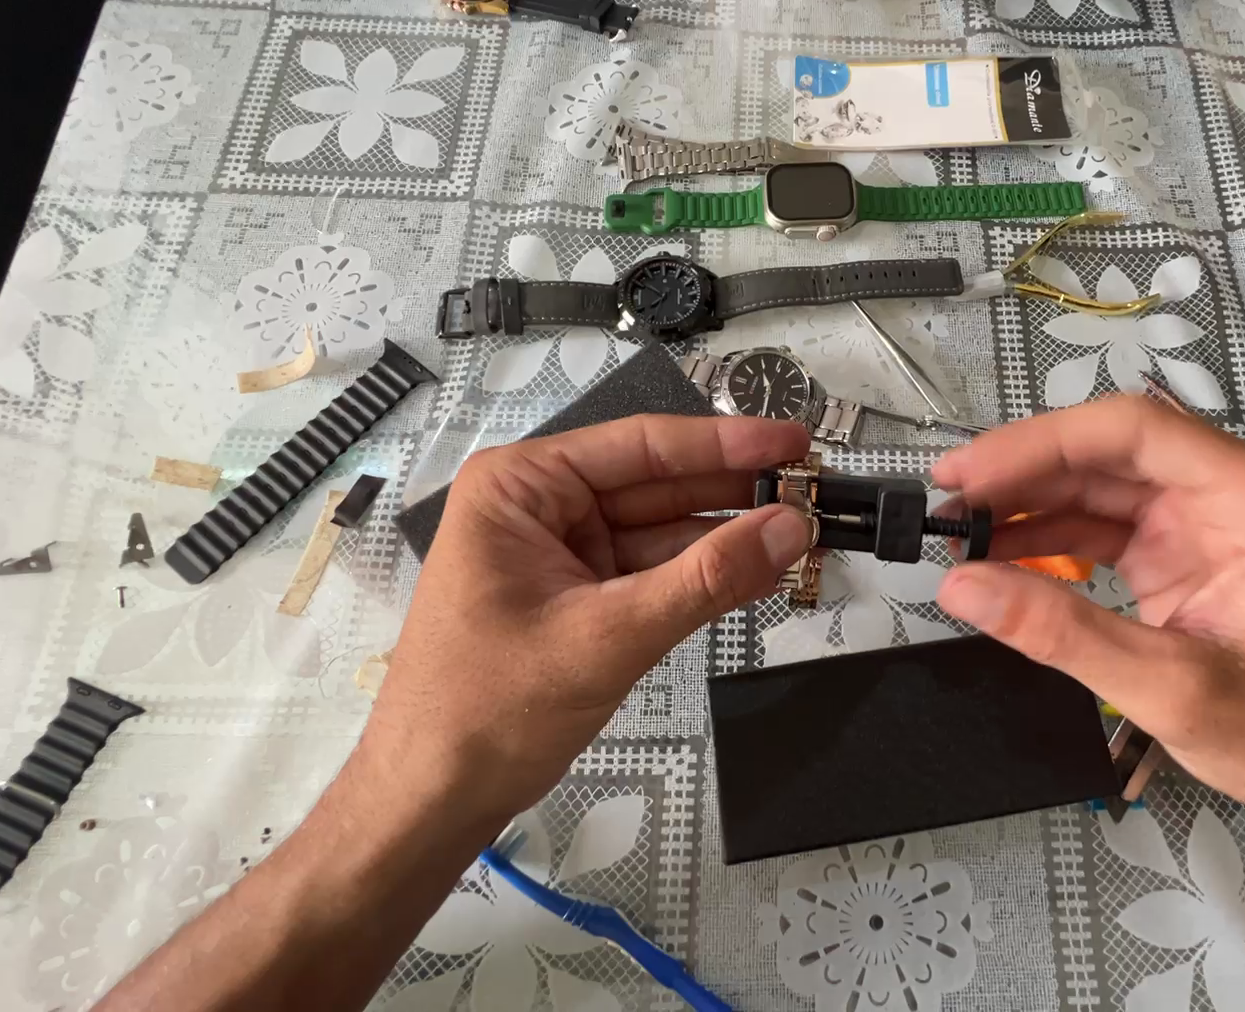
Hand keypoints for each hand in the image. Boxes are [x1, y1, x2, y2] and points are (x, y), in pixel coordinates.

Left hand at [365, 415, 813, 833]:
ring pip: (665, 530)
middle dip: (735, 491)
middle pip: (660, 484)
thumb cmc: (493, 709)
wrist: (432, 802)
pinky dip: (705, 576)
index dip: (727, 442)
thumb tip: (792, 527)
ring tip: (800, 535)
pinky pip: (657, 571)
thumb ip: (706, 580)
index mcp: (523, 486)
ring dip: (729, 537)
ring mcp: (566, 552)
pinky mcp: (585, 594)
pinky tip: (758, 572)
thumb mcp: (607, 635)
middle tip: (812, 489)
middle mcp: (544, 506)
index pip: (642, 446)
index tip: (795, 441)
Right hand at [930, 396, 1244, 829]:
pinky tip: (993, 552)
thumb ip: (1062, 633)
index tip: (969, 474)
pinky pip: (1092, 521)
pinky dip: (1040, 534)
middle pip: (1104, 449)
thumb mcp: (1168, 688)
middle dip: (1020, 469)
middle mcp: (1224, 488)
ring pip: (1091, 481)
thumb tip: (959, 585)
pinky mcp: (1168, 544)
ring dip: (1021, 500)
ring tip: (956, 527)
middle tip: (945, 495)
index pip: (1134, 431)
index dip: (1041, 443)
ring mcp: (1194, 514)